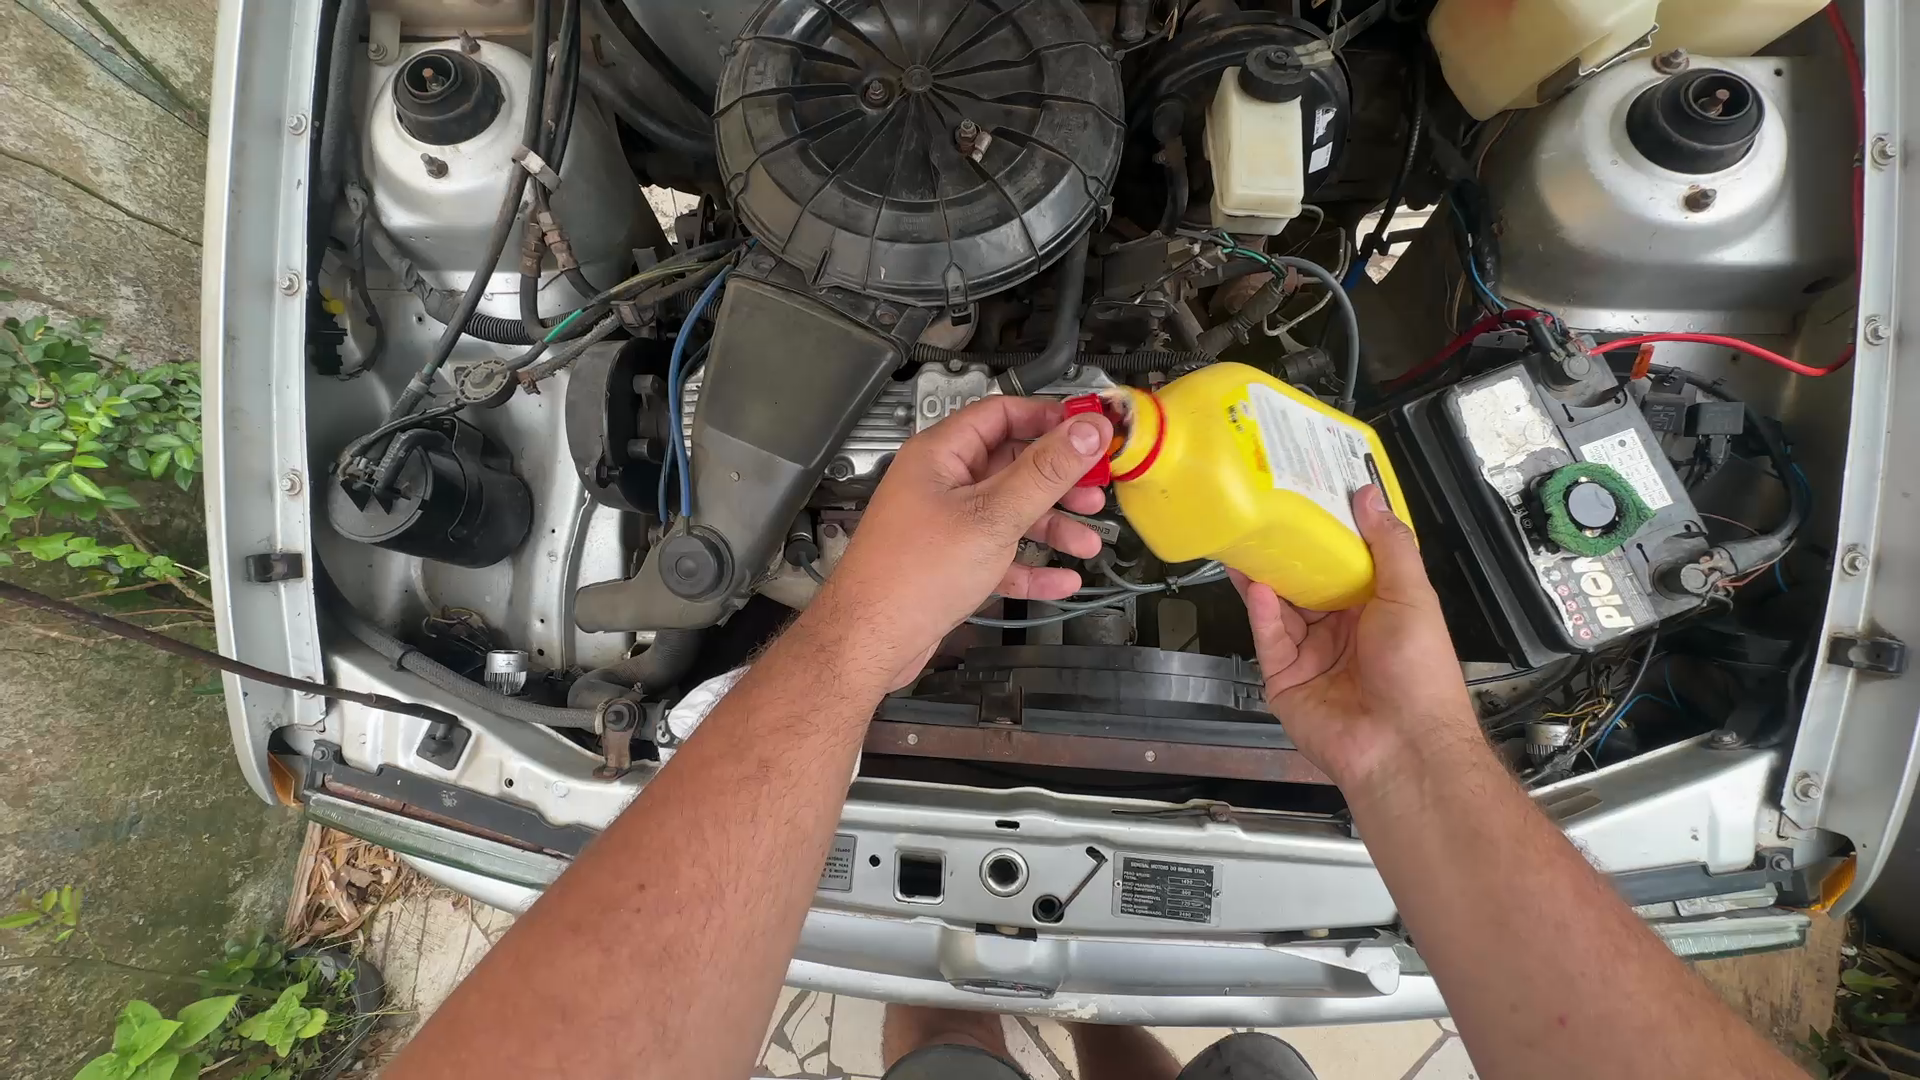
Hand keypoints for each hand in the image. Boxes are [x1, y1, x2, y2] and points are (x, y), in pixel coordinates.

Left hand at [805, 396, 1112, 684]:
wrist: (871, 641)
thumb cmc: (912, 576)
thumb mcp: (993, 516)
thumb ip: (1044, 472)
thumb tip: (1085, 431)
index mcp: (941, 455)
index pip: (1002, 415)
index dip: (1049, 419)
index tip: (1090, 431)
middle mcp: (942, 485)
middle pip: (1012, 466)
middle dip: (1058, 481)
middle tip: (1096, 489)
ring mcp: (946, 525)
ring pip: (1010, 514)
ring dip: (1051, 527)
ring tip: (1087, 541)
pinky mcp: (951, 563)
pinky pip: (1000, 555)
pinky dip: (1030, 566)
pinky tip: (1061, 579)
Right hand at [1231, 485, 1478, 792]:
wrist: (1401, 745)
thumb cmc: (1419, 673)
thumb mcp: (1412, 597)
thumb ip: (1389, 545)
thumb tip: (1370, 496)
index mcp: (1374, 612)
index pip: (1340, 566)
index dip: (1323, 537)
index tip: (1305, 503)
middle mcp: (1339, 631)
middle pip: (1303, 586)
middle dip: (1283, 557)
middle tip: (1261, 522)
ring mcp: (1309, 655)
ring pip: (1279, 608)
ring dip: (1264, 578)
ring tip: (1245, 545)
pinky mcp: (1283, 677)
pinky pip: (1269, 637)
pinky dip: (1261, 612)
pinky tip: (1256, 587)